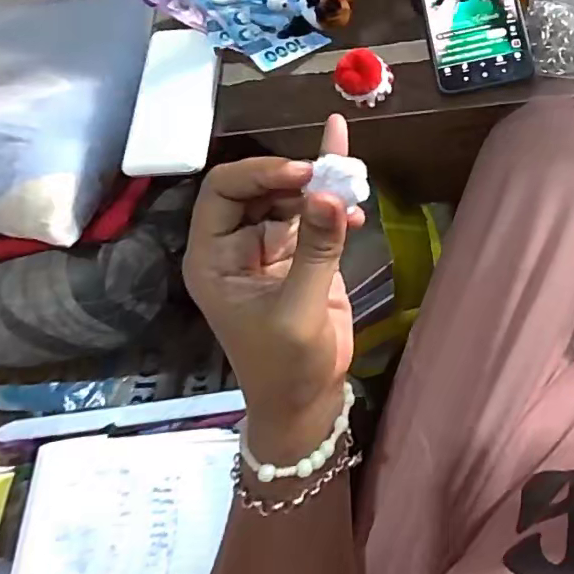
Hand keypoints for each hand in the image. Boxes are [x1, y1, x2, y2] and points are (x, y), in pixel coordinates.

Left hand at [183, 115, 366, 456]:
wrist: (307, 401)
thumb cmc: (287, 366)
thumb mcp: (299, 311)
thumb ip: (317, 251)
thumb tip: (332, 194)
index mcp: (215, 256)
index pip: (224, 191)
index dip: (261, 173)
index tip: (306, 174)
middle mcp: (238, 245)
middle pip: (259, 187)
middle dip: (296, 175)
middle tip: (336, 172)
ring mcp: (271, 248)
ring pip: (290, 197)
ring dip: (321, 187)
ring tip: (354, 180)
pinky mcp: (303, 255)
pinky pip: (317, 218)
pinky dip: (337, 207)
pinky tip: (358, 209)